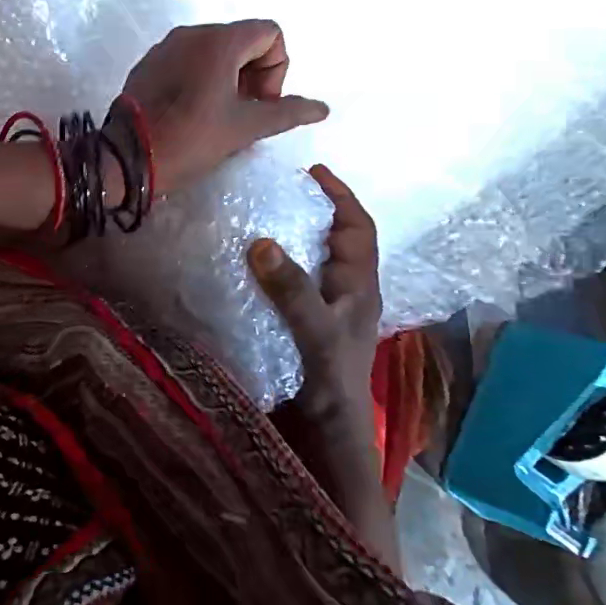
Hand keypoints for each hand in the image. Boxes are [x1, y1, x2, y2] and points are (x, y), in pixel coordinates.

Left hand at [121, 20, 327, 193]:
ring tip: (218, 117)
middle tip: (243, 113)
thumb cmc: (188, 141)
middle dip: (253, 74)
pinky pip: (187, 61)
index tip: (260, 103)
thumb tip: (322, 108)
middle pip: (242, 40)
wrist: (124, 159)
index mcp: (218, 41)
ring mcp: (164, 47)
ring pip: (213, 51)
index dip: (276, 68)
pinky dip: (201, 79)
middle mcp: (190, 33)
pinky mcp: (147, 65)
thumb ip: (286, 113)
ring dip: (228, 78)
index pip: (270, 33)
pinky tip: (192, 113)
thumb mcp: (243, 129)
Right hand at [247, 164, 380, 393]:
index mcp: (358, 287)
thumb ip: (292, 288)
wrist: (325, 433)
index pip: (358, 229)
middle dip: (315, 212)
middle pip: (337, 241)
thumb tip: (261, 241)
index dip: (341, 196)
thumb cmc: (327, 380)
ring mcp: (325, 312)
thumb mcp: (314, 331)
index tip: (314, 172)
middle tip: (279, 193)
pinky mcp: (303, 327)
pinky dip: (275, 269)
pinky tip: (247, 270)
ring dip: (293, 239)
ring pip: (314, 262)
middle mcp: (345, 294)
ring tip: (259, 221)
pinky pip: (293, 284)